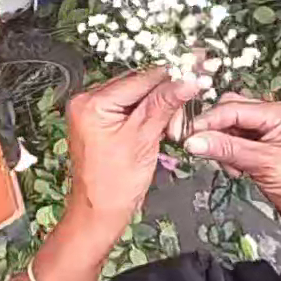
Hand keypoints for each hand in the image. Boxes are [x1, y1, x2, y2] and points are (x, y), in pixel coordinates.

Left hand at [63, 69, 197, 232]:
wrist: (98, 213)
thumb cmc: (113, 184)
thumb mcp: (143, 139)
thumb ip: (164, 105)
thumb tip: (186, 81)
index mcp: (91, 103)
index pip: (138, 79)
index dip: (170, 75)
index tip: (194, 67)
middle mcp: (86, 101)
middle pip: (136, 84)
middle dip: (166, 90)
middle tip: (194, 87)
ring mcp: (91, 111)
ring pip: (135, 95)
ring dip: (159, 103)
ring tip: (177, 118)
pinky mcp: (99, 121)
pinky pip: (128, 107)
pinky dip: (147, 113)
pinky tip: (164, 122)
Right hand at [184, 95, 280, 238]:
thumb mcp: (265, 165)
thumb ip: (227, 149)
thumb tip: (192, 141)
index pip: (233, 107)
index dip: (207, 121)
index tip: (184, 135)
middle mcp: (278, 118)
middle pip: (231, 113)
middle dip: (214, 130)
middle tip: (197, 148)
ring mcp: (274, 136)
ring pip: (233, 129)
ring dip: (221, 145)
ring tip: (226, 165)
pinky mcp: (269, 153)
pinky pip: (240, 145)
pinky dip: (230, 155)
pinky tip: (233, 169)